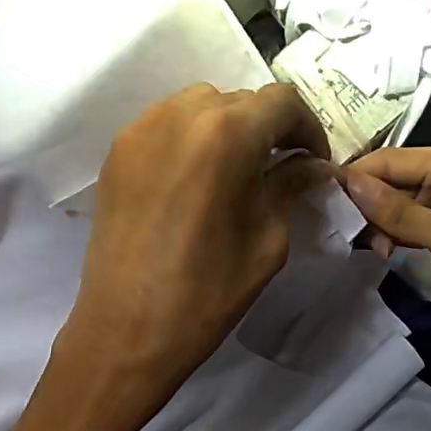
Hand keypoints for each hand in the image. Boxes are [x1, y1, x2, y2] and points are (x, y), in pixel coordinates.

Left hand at [52, 83, 328, 430]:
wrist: (128, 330)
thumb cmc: (208, 293)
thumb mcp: (268, 241)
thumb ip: (290, 188)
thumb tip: (311, 166)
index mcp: (226, 135)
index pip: (282, 102)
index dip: (308, 128)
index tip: (313, 163)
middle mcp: (179, 115)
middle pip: (240, 100)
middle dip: (269, 129)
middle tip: (280, 170)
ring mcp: (141, 130)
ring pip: (200, 106)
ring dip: (229, 130)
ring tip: (238, 174)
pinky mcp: (117, 153)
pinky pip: (167, 126)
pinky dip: (193, 141)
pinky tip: (198, 183)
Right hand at [339, 145, 430, 349]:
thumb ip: (399, 211)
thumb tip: (348, 183)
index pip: (394, 159)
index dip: (358, 177)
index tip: (322, 200)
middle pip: (394, 179)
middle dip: (369, 204)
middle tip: (347, 233)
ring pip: (397, 203)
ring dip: (380, 224)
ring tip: (373, 249)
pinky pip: (409, 223)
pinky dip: (393, 235)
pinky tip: (384, 252)